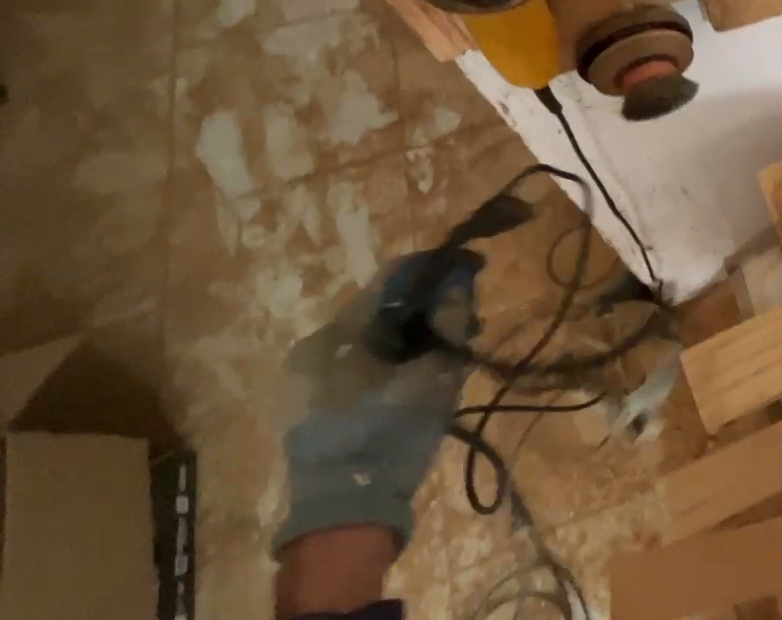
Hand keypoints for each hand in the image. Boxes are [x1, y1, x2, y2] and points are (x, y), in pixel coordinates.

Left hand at [273, 251, 473, 555]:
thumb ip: (451, 322)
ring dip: (414, 331)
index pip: (392, 277)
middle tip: (468, 318)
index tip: (473, 268)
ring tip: (451, 347)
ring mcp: (307, 375)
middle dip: (429, 305)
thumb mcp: (436, 374)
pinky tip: (421, 371)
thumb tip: (461, 279)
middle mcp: (314, 345)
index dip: (436, 268)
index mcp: (337, 334)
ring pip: (372, 333)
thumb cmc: (392, 435)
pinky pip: (360, 359)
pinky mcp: (312, 401)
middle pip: (382, 305)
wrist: (345, 512)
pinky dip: (394, 355)